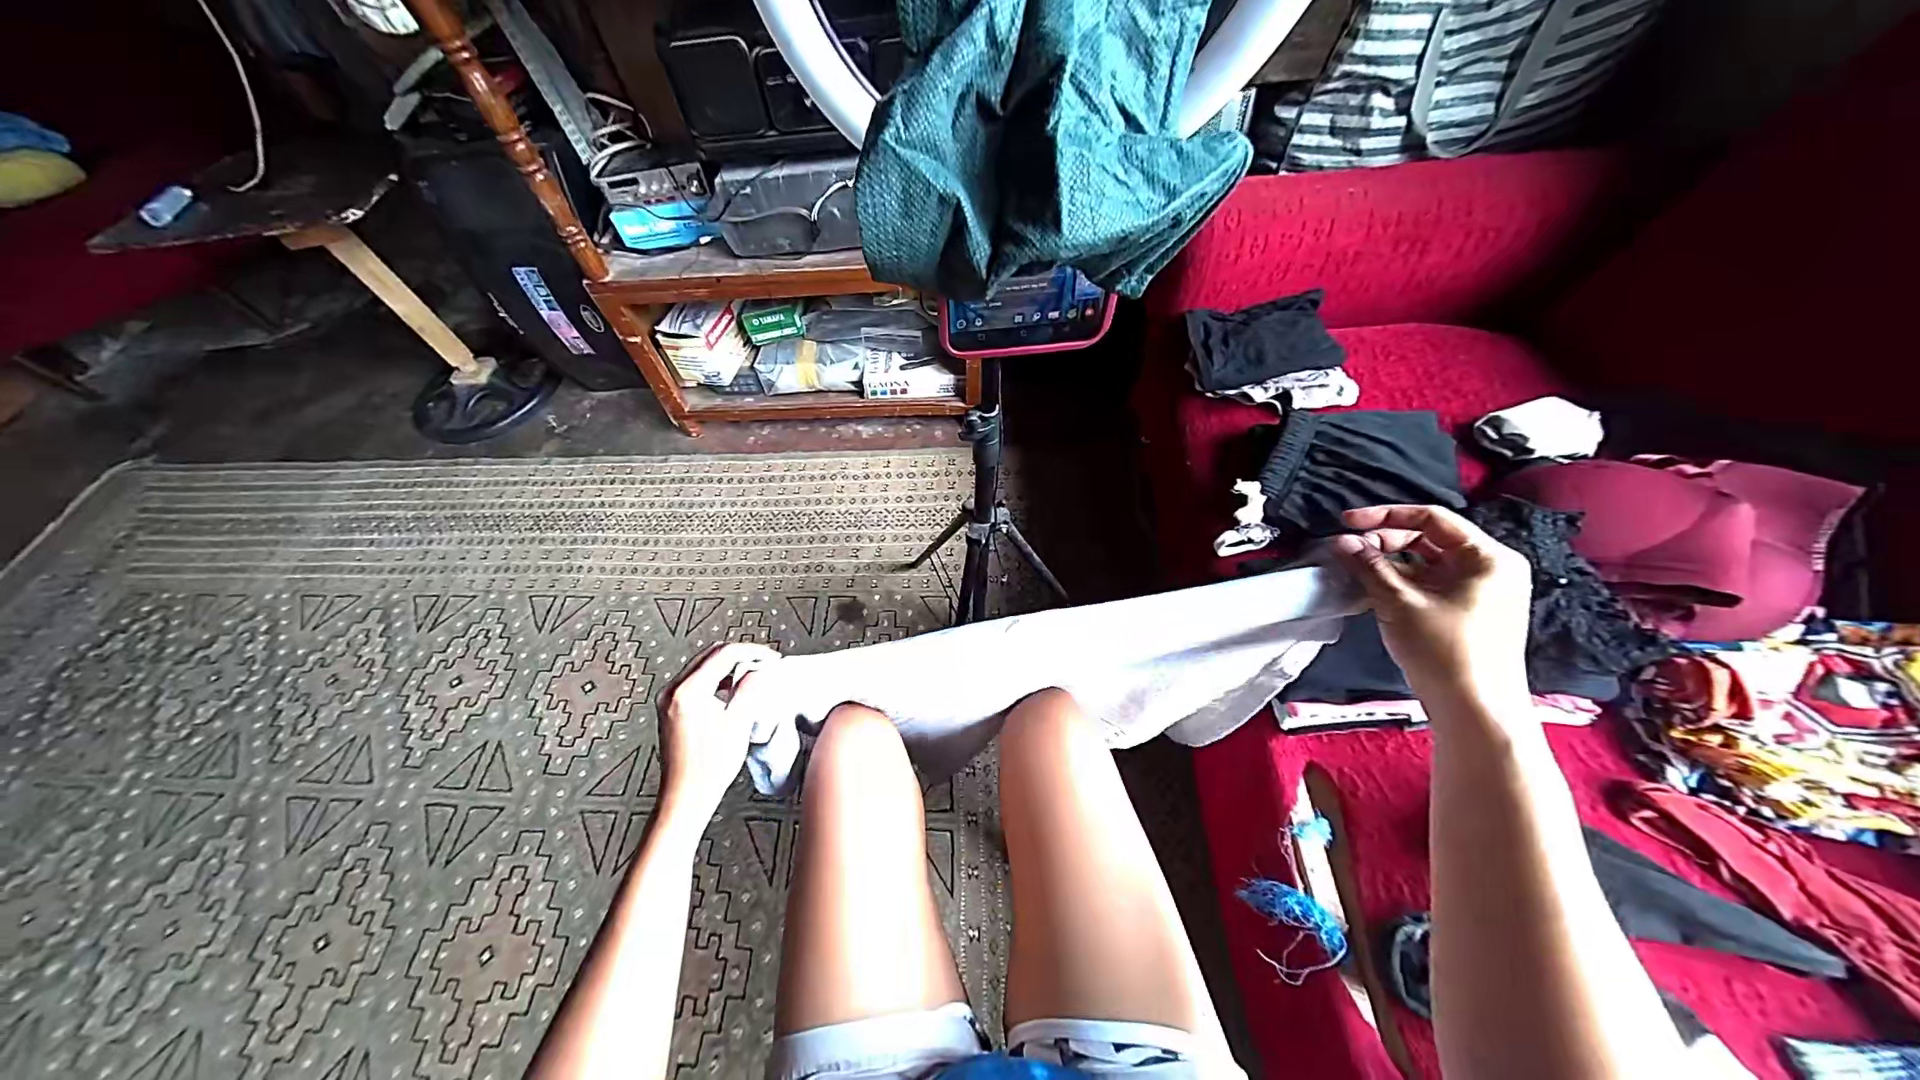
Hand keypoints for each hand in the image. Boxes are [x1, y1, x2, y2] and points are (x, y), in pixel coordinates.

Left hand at [656, 643, 779, 823]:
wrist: (686, 798)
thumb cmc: (708, 769)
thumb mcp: (738, 723)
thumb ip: (751, 689)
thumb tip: (761, 668)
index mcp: (688, 691)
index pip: (725, 654)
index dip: (753, 652)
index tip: (772, 659)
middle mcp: (673, 691)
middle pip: (712, 655)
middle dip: (742, 655)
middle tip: (765, 664)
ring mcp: (669, 699)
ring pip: (705, 665)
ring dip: (730, 666)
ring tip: (754, 676)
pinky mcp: (672, 709)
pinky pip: (697, 680)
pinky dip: (718, 679)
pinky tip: (734, 691)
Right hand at [1329, 505, 1531, 712]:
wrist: (1474, 709)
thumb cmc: (1445, 650)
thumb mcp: (1399, 602)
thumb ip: (1368, 565)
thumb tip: (1341, 540)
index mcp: (1488, 557)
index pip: (1431, 518)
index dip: (1384, 516)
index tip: (1346, 522)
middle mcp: (1489, 569)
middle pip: (1428, 539)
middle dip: (1384, 542)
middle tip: (1348, 551)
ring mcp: (1479, 592)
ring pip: (1426, 563)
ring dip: (1388, 563)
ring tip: (1355, 570)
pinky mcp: (1466, 612)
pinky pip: (1429, 584)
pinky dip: (1400, 582)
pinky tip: (1372, 589)